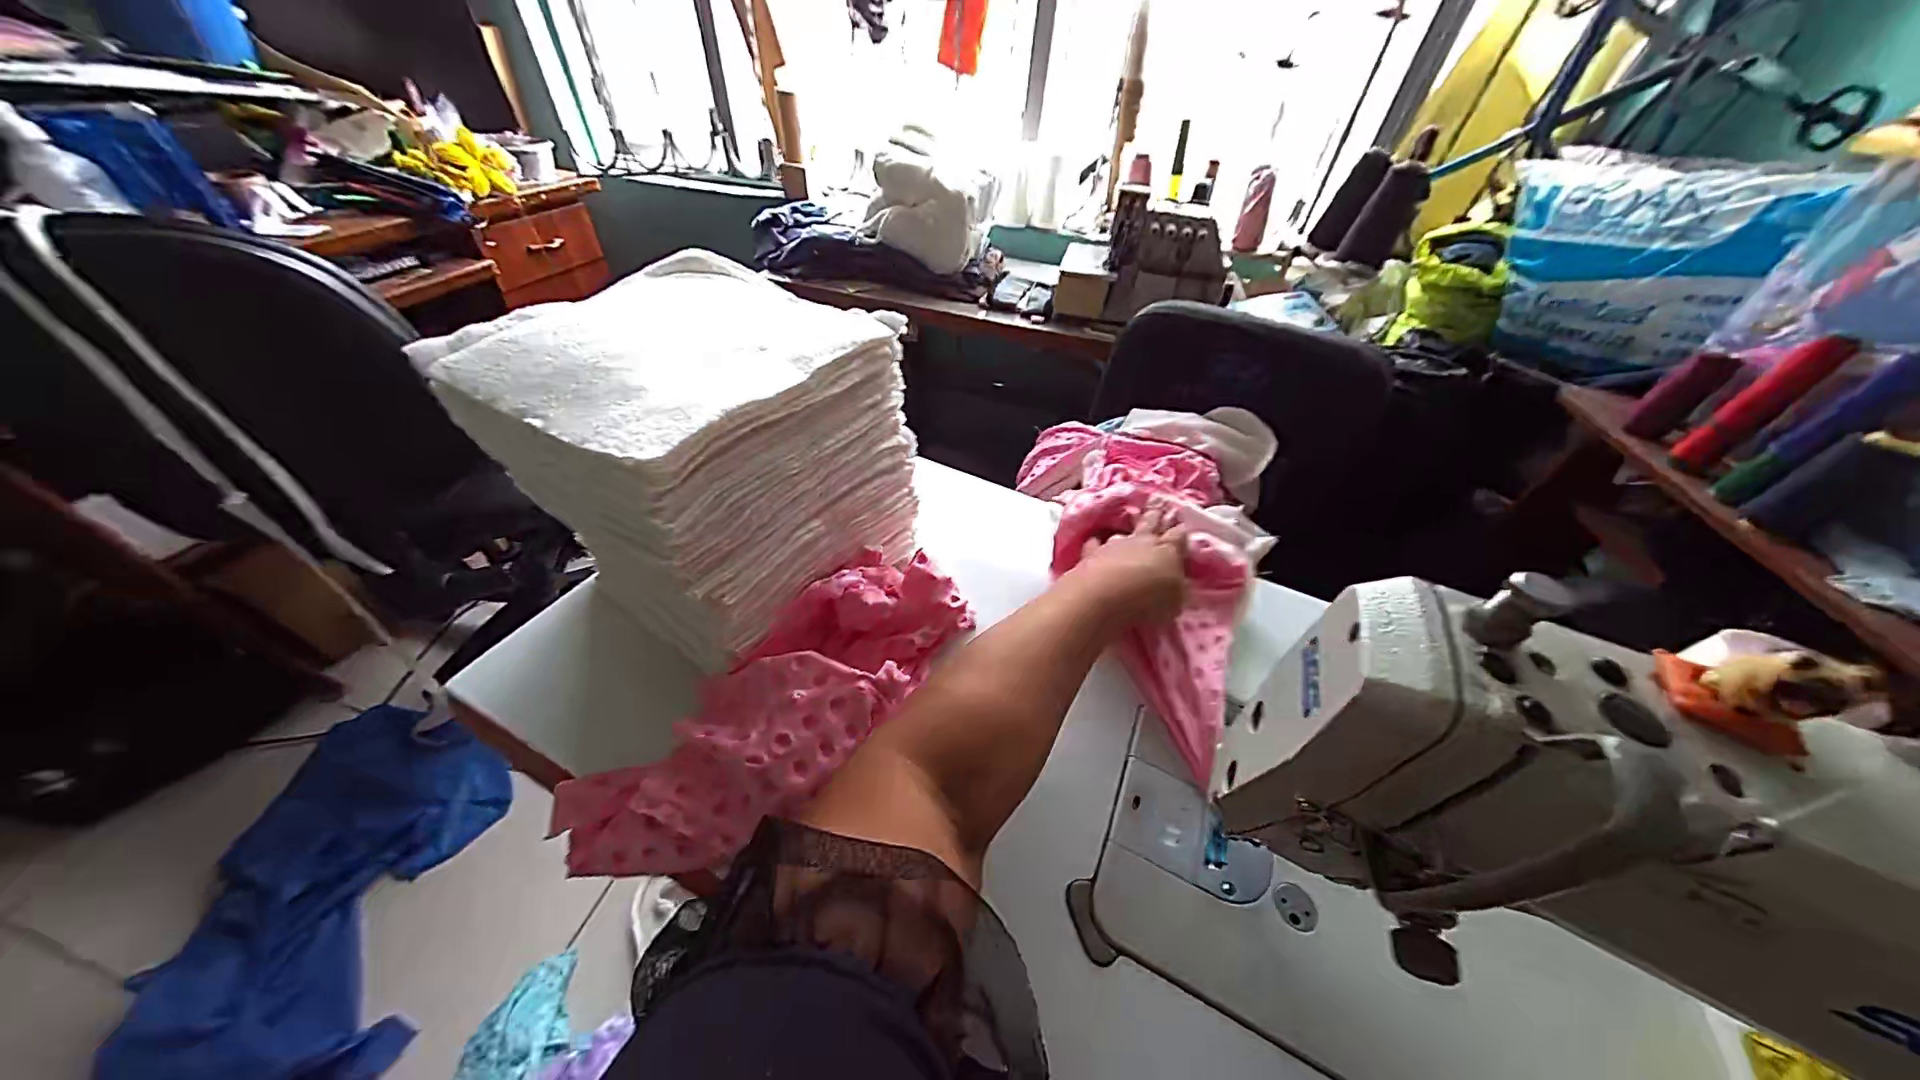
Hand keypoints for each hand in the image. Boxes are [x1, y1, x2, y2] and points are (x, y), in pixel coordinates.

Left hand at [1069, 505, 1188, 625]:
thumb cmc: (1148, 602)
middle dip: (1156, 515)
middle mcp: (1141, 542)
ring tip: (1131, 525)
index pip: (1178, 536)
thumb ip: (1178, 588)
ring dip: (1128, 531)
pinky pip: (1095, 543)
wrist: (1103, 597)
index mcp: (1167, 552)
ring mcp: (1114, 545)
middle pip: (1151, 523)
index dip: (1181, 530)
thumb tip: (1181, 582)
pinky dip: (1097, 543)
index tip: (1183, 524)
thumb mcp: (1175, 601)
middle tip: (1159, 504)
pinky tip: (1095, 542)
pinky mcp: (1091, 553)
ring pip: (1123, 533)